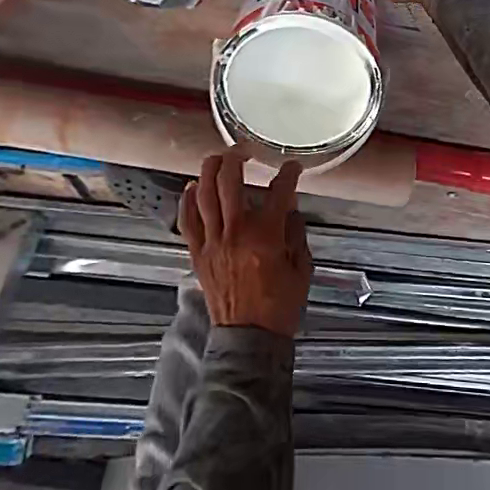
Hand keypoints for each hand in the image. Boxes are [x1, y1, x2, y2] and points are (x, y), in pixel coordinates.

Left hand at [179, 153, 312, 337]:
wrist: (249, 338)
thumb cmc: (280, 306)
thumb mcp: (302, 268)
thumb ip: (296, 234)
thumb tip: (290, 210)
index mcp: (266, 236)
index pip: (279, 192)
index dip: (288, 174)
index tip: (292, 167)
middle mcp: (236, 232)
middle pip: (230, 181)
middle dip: (237, 158)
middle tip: (244, 150)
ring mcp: (213, 242)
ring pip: (205, 194)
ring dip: (210, 170)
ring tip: (217, 158)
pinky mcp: (198, 253)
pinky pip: (187, 220)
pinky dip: (188, 200)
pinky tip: (193, 187)